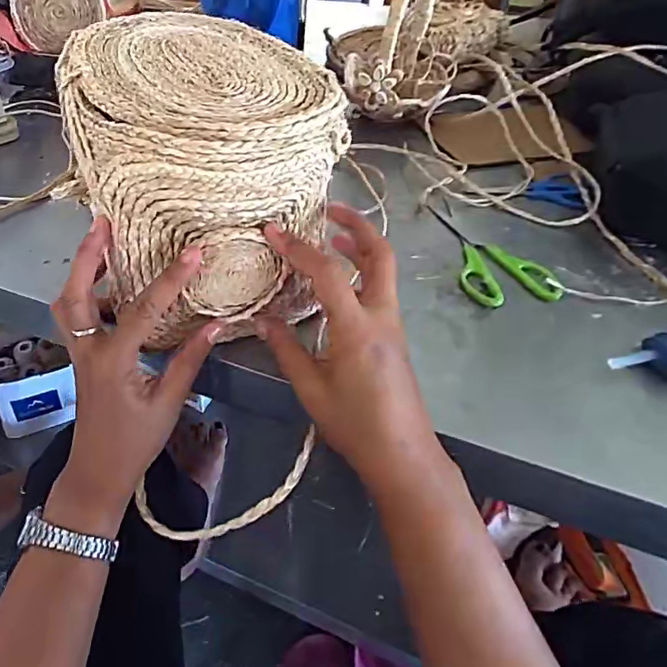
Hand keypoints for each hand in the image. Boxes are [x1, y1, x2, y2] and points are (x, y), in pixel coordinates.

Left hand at [48, 218, 221, 533]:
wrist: (95, 474)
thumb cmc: (134, 444)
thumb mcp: (168, 403)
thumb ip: (189, 359)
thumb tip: (216, 323)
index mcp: (112, 360)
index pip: (143, 309)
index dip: (170, 279)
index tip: (192, 252)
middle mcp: (87, 349)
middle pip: (75, 293)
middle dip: (88, 254)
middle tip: (102, 221)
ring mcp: (78, 352)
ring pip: (67, 301)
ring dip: (82, 269)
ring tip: (101, 240)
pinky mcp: (79, 356)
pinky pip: (73, 315)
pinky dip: (84, 291)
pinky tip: (108, 283)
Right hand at [256, 205, 444, 490]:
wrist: (404, 457)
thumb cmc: (356, 425)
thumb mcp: (311, 389)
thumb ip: (286, 349)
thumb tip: (262, 320)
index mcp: (357, 327)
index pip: (326, 272)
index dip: (298, 248)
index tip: (273, 231)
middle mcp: (381, 316)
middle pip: (379, 254)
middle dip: (357, 225)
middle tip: (330, 210)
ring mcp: (392, 324)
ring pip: (383, 270)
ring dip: (360, 247)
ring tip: (331, 238)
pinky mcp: (393, 336)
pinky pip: (379, 290)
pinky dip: (360, 272)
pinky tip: (336, 283)